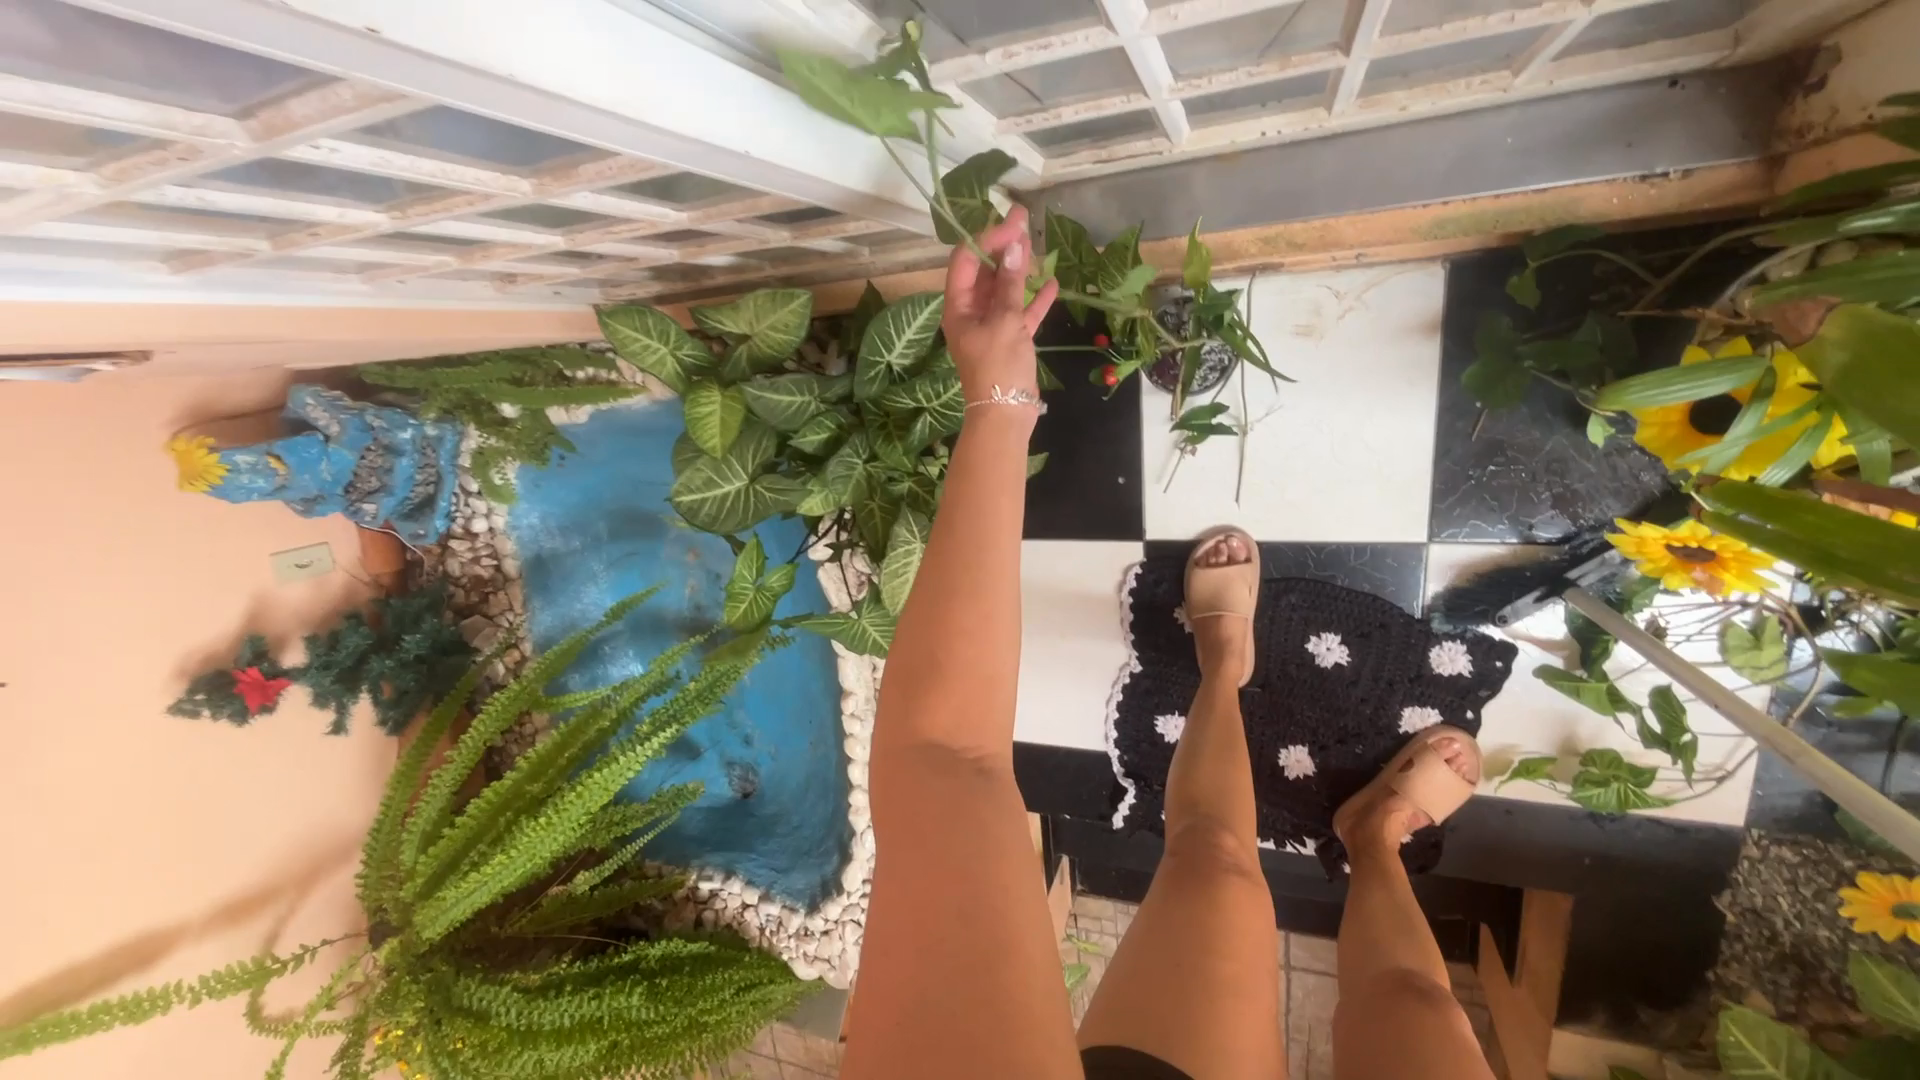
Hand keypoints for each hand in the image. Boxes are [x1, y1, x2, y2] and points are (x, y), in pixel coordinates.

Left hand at [943, 206, 1058, 404]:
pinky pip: (1021, 313)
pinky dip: (1034, 299)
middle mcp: (971, 312)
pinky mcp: (1010, 340)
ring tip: (1035, 245)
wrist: (1005, 413)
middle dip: (1003, 247)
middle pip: (985, 272)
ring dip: (1019, 269)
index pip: (967, 260)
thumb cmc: (998, 366)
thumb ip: (1011, 284)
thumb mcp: (1005, 321)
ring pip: (1004, 290)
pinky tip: (1052, 283)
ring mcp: (990, 326)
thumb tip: (1014, 248)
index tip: (1012, 224)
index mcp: (958, 306)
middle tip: (1024, 221)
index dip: (987, 238)